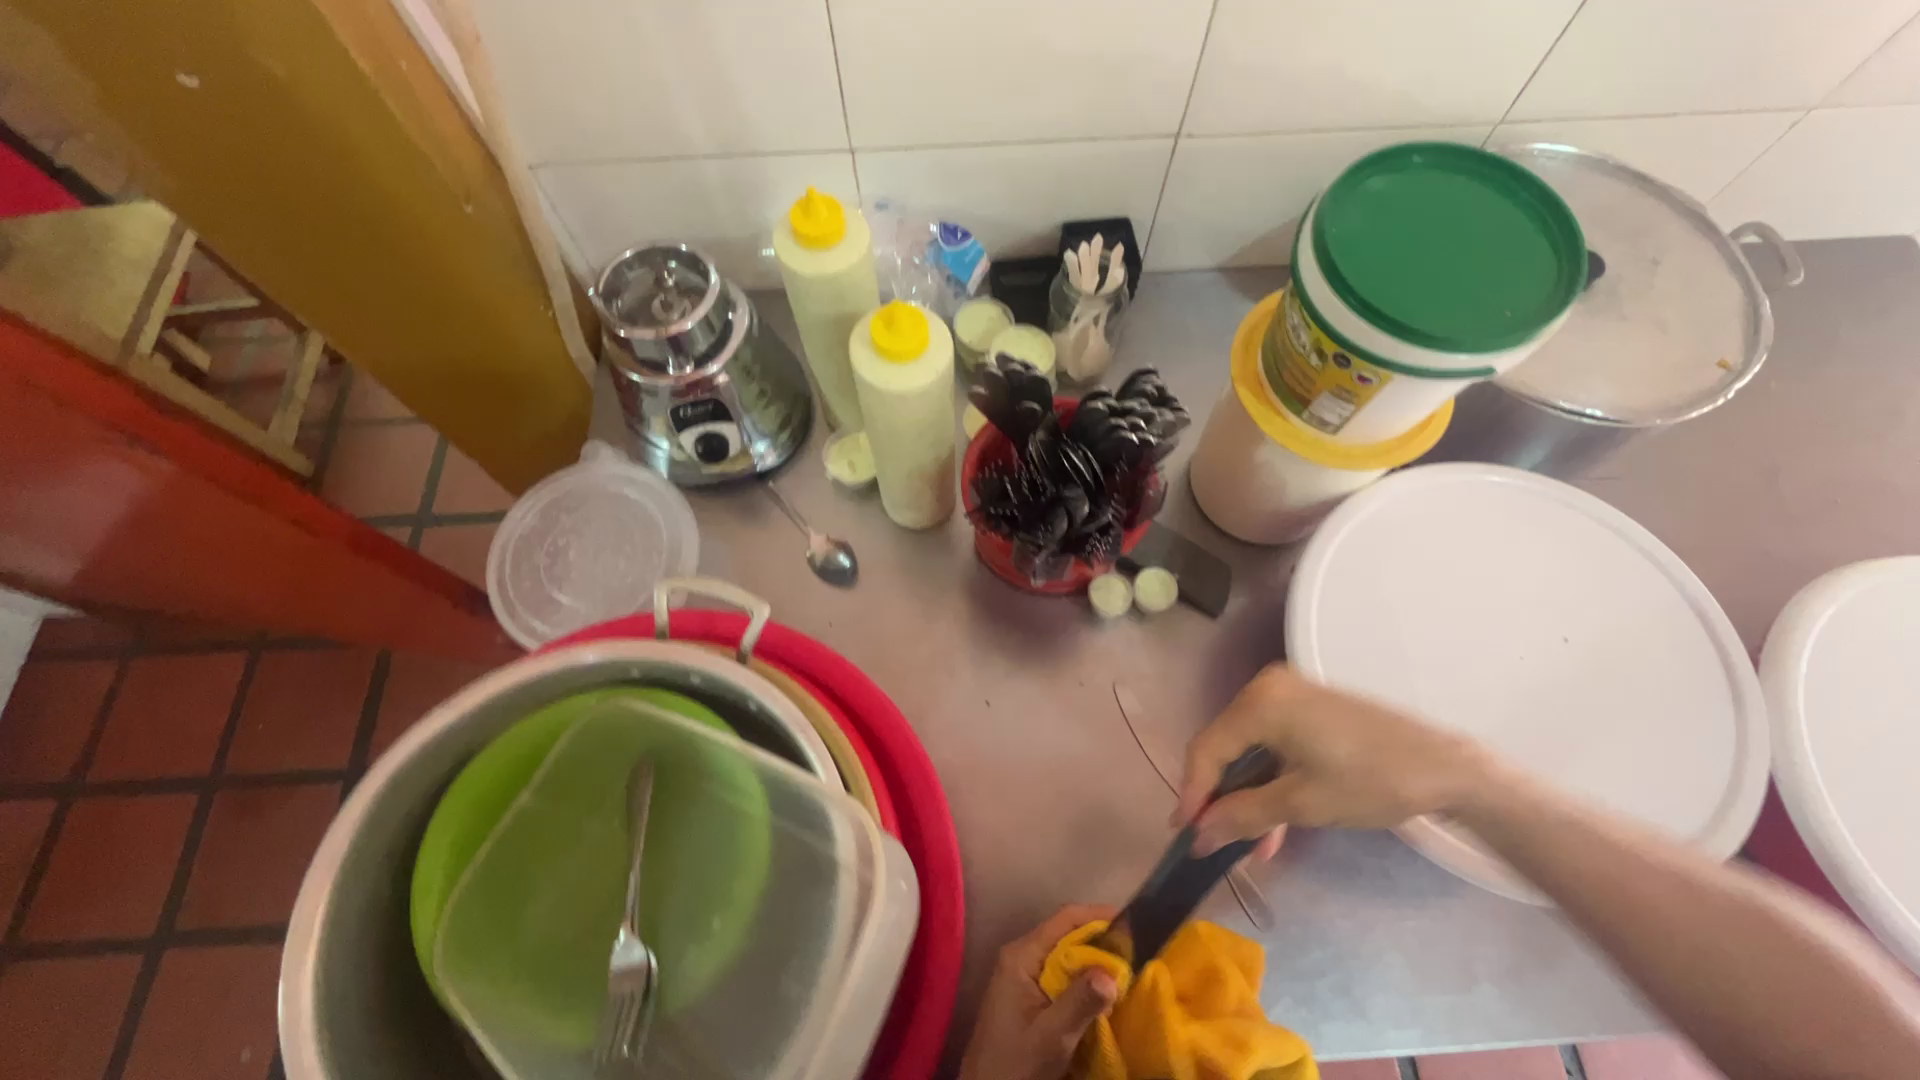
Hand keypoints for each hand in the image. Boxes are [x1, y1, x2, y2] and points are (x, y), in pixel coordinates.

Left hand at [957, 904, 1119, 1079]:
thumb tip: (1111, 972)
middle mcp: (1021, 955)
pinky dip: (1083, 976)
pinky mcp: (1027, 991)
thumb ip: (1079, 1003)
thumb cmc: (1015, 1062)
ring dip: (1093, 959)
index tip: (1131, 924)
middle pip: (1066, 933)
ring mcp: (1023, 972)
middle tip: (1134, 952)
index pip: (1065, 919)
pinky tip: (1102, 990)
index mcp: (1022, 955)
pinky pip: (1060, 971)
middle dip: (1100, 939)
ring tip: (1125, 969)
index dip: (1098, 916)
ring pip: (1065, 952)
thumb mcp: (1051, 1036)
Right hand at [1177, 665, 1494, 852]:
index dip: (1193, 793)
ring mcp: (1290, 695)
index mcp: (1261, 701)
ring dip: (1245, 795)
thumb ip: (1241, 815)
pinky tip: (1272, 823)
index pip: (1207, 748)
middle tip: (1210, 838)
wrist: (1447, 770)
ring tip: (1246, 842)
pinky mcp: (1309, 709)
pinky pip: (1271, 744)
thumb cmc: (1371, 782)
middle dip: (1218, 797)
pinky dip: (1267, 780)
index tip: (1185, 834)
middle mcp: (1267, 688)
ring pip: (1248, 750)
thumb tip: (1197, 837)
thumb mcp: (1301, 804)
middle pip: (1224, 747)